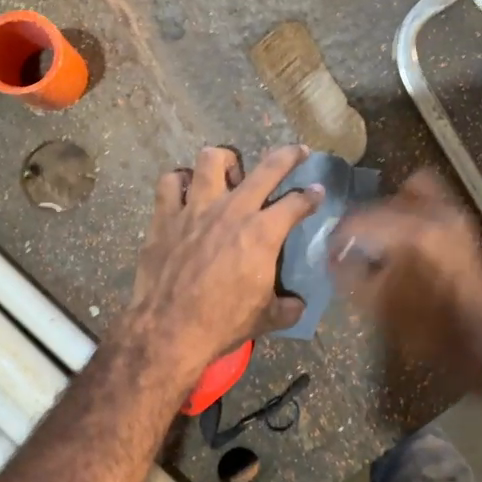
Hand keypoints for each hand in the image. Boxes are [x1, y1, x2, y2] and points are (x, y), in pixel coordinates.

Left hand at [125, 145, 323, 382]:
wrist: (169, 330)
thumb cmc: (222, 322)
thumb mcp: (266, 318)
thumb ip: (287, 307)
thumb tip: (297, 305)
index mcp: (262, 232)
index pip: (296, 203)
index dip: (311, 196)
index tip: (317, 192)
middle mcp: (232, 210)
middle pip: (267, 168)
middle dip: (288, 156)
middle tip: (296, 151)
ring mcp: (195, 208)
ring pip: (211, 160)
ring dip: (225, 161)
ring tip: (231, 170)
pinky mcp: (165, 216)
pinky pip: (170, 183)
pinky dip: (179, 181)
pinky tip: (185, 190)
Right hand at [329, 169, 481, 371]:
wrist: (480, 338)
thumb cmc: (428, 328)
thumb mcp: (379, 306)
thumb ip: (351, 274)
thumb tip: (335, 256)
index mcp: (410, 234)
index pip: (358, 220)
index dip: (338, 237)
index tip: (331, 253)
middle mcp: (431, 213)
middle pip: (381, 203)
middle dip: (362, 223)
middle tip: (352, 245)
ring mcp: (451, 214)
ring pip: (407, 191)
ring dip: (388, 211)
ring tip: (381, 236)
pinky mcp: (461, 222)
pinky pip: (430, 197)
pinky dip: (413, 207)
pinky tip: (405, 234)